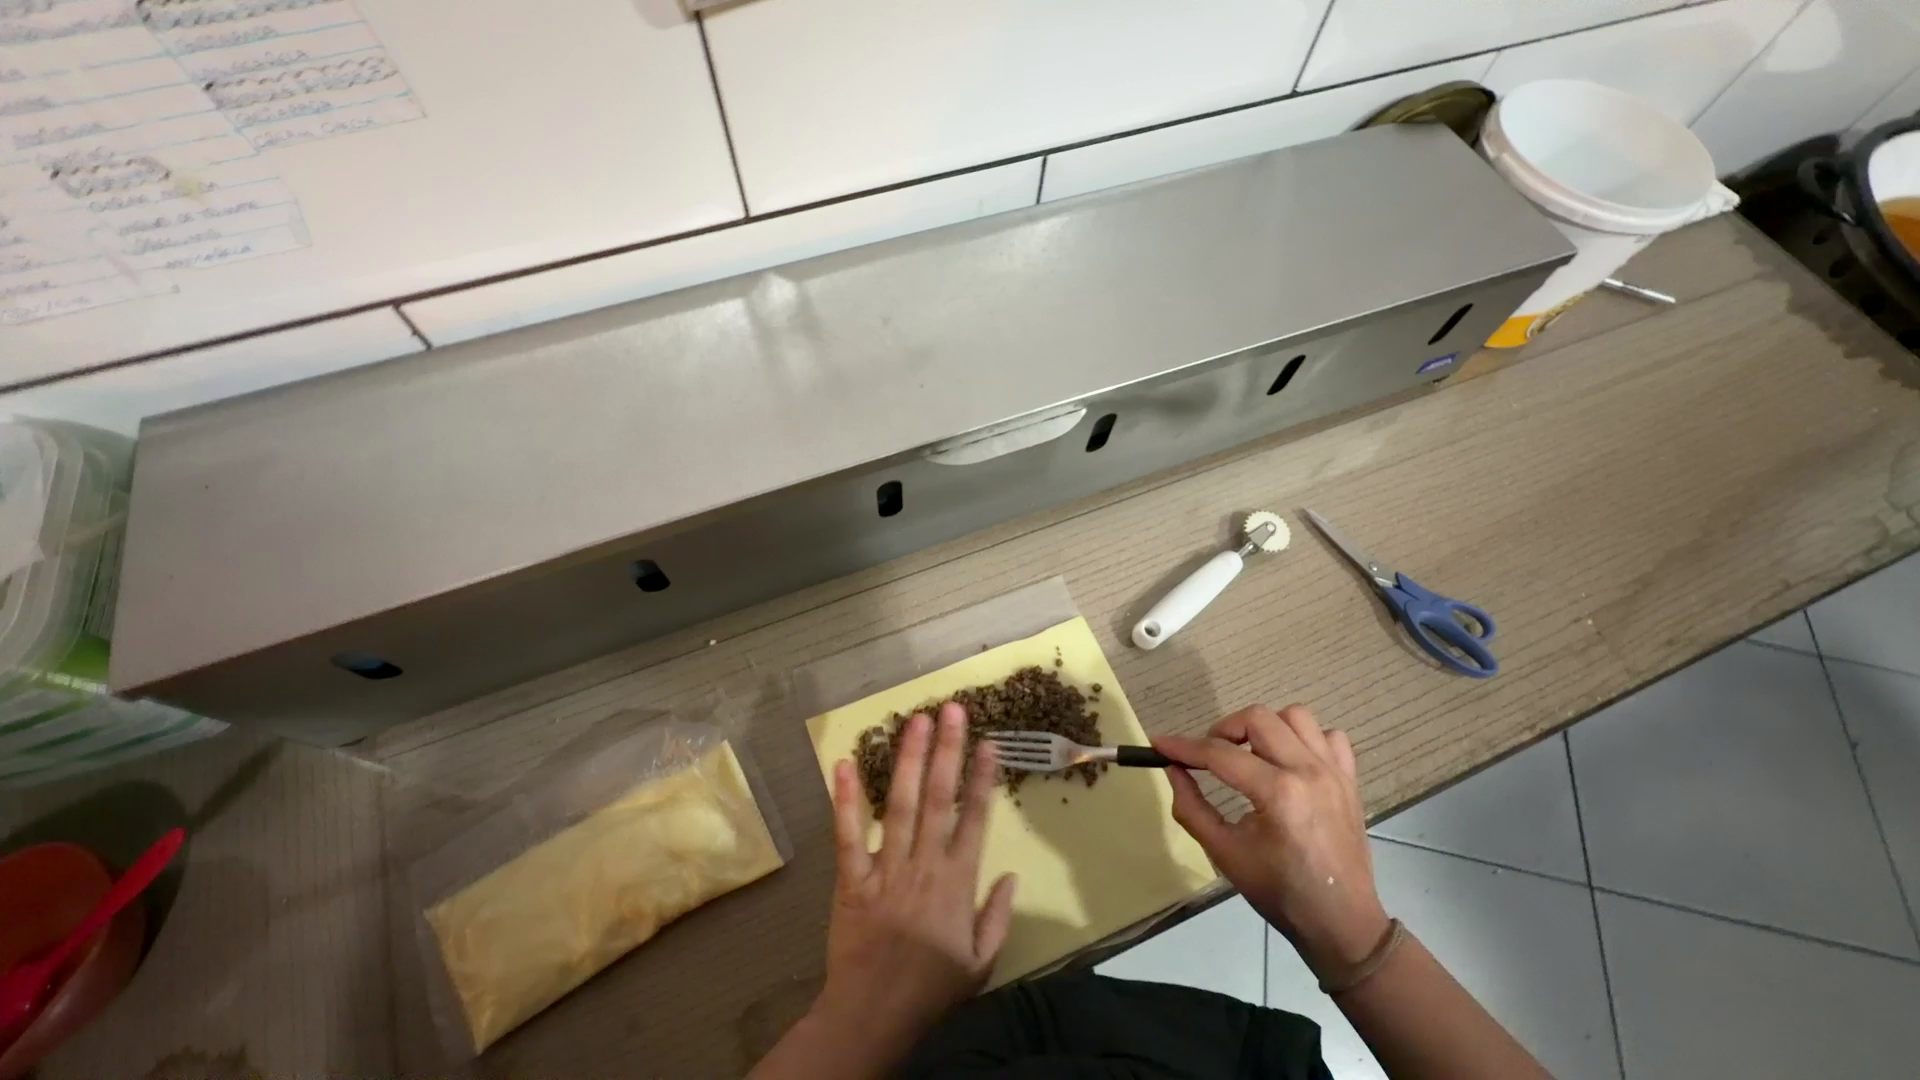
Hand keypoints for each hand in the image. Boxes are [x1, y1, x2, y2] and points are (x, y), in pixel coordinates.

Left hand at [813, 703, 1018, 1057]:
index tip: (988, 743)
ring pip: (900, 806)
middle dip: (947, 752)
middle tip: (952, 710)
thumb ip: (998, 916)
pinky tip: (844, 765)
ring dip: (908, 761)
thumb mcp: (981, 962)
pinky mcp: (851, 879)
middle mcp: (924, 867)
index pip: (974, 820)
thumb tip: (1013, 874)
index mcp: (957, 884)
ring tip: (916, 722)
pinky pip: (848, 835)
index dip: (982, 779)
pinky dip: (846, 800)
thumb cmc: (931, 990)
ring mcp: (885, 869)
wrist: (873, 1016)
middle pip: (939, 800)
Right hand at [1154, 704, 1389, 979]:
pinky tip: (1289, 762)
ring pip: (1295, 717)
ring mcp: (1334, 771)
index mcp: (1278, 794)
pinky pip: (1328, 736)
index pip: (1219, 754)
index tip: (1158, 743)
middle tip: (1208, 755)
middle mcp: (1308, 771)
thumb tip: (1173, 770)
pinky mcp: (1349, 778)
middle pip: (1258, 719)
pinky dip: (1304, 739)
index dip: (1183, 746)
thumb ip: (1192, 808)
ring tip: (1250, 754)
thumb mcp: (1224, 853)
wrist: (1340, 922)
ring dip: (1265, 727)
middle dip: (1223, 729)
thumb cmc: (1279, 892)